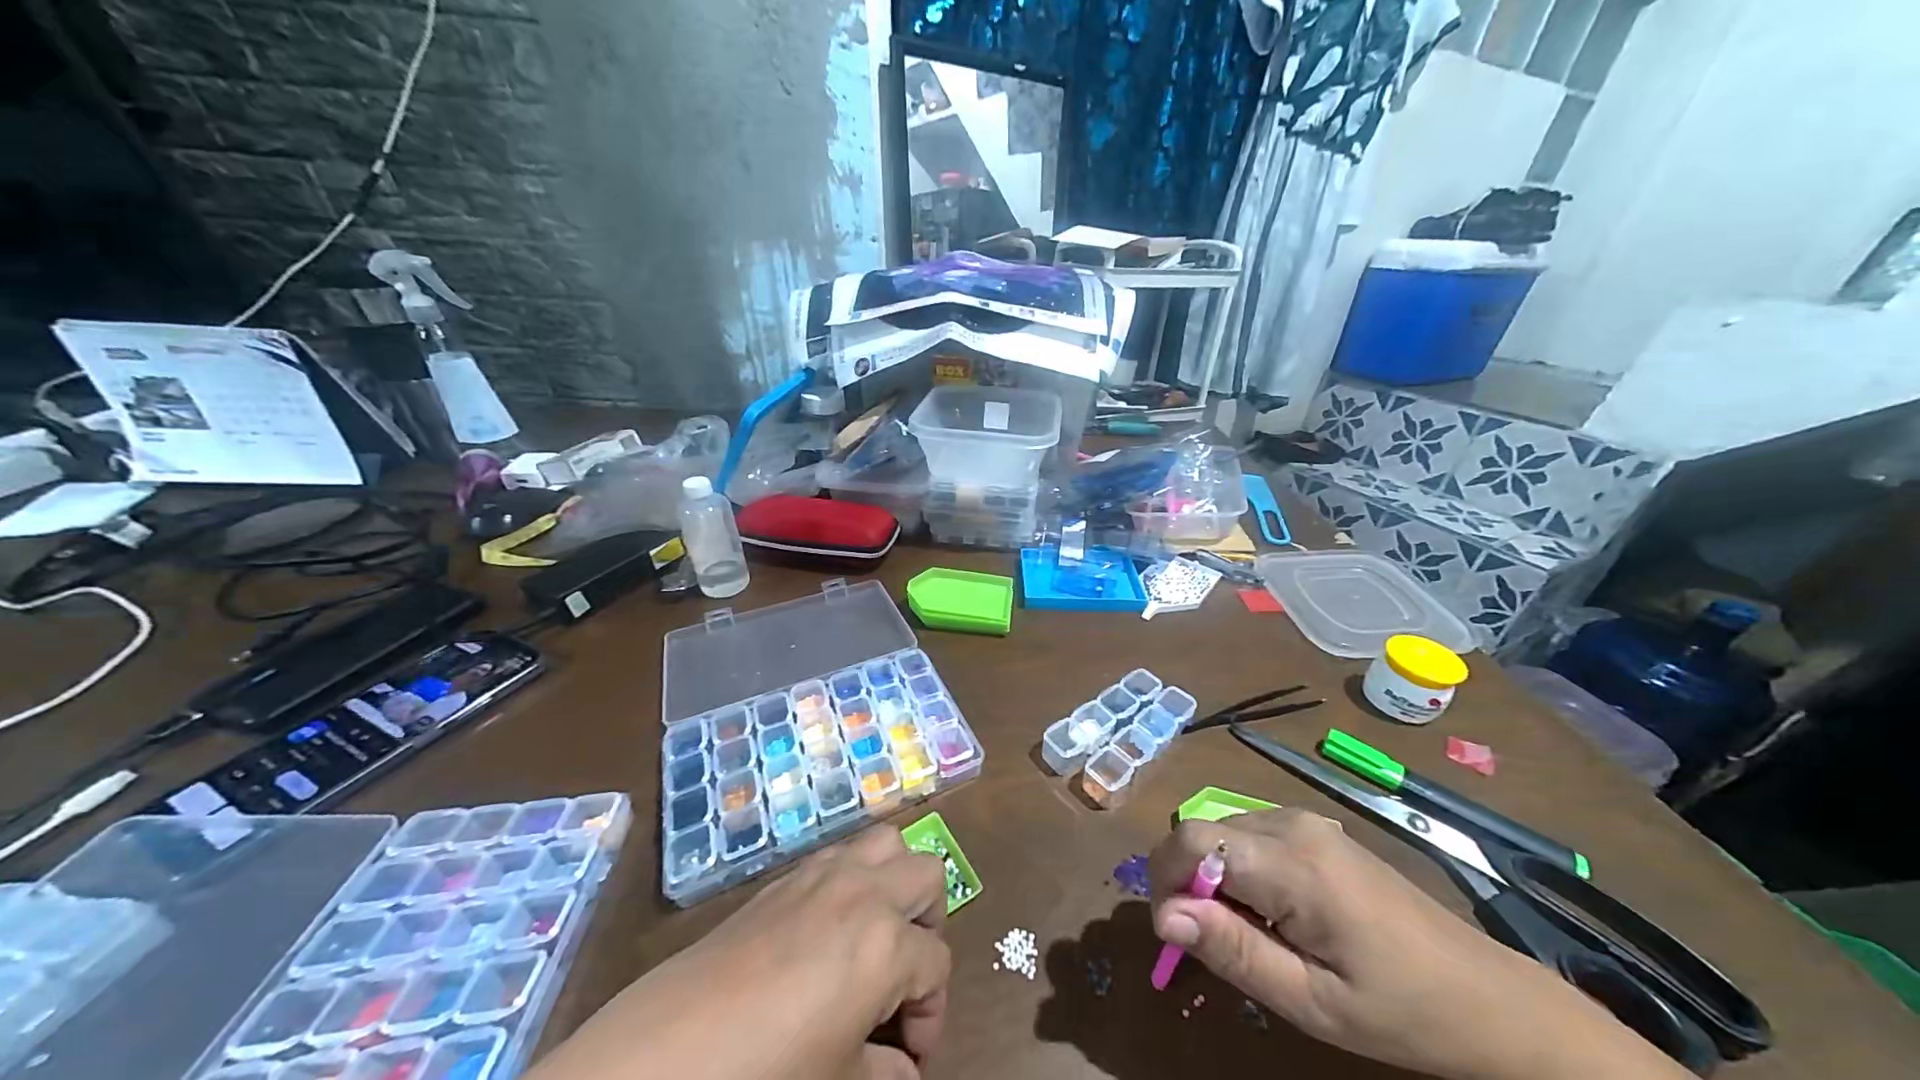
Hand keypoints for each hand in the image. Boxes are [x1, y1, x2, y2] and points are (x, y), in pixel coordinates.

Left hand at [530, 825, 948, 1079]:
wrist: (665, 1052)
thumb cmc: (766, 1070)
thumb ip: (887, 1072)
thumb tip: (903, 1070)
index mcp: (886, 939)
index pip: (937, 965)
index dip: (932, 1014)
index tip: (911, 1053)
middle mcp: (862, 890)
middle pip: (926, 874)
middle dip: (930, 923)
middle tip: (906, 975)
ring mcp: (821, 874)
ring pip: (885, 843)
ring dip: (895, 881)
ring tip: (878, 932)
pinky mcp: (784, 877)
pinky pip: (839, 853)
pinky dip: (854, 877)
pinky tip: (830, 928)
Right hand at [1150, 810, 1690, 1079]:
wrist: (1493, 1001)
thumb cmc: (1403, 1011)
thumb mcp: (1312, 1001)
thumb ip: (1233, 950)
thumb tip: (1163, 913)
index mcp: (1293, 862)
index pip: (1192, 839)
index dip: (1166, 879)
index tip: (1177, 934)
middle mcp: (1293, 823)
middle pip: (1202, 832)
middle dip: (1188, 883)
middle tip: (1213, 946)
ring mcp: (1308, 822)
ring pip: (1222, 832)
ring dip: (1212, 879)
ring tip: (1247, 936)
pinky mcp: (1317, 832)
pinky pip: (1249, 836)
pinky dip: (1237, 870)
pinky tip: (1270, 915)